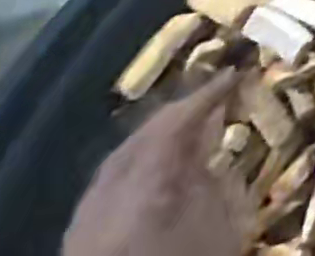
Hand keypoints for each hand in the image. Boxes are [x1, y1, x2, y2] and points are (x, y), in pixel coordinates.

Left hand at [63, 72, 246, 255]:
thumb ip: (212, 179)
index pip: (178, 120)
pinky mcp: (77, 246)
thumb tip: (209, 140)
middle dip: (177, 113)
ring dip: (155, 137)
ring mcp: (85, 222)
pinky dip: (138, 166)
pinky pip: (108, 186)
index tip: (237, 74)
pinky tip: (158, 174)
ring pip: (119, 161)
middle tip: (213, 98)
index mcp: (146, 182)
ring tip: (189, 129)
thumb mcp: (220, 230)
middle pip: (141, 136)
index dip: (209, 94)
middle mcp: (108, 193)